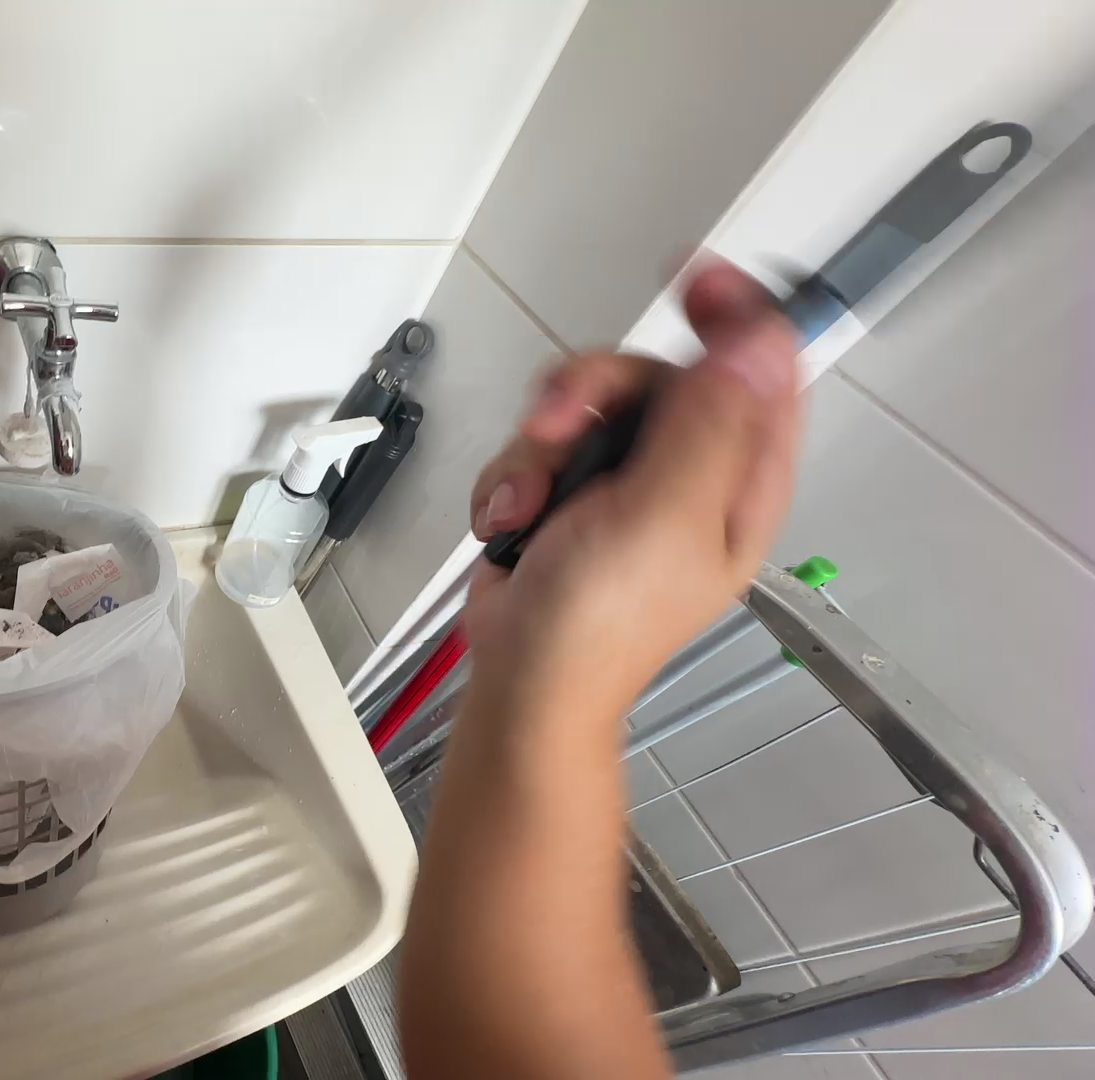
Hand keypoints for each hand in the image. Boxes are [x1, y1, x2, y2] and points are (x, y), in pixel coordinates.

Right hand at [463, 262, 801, 716]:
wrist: (521, 672)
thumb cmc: (599, 615)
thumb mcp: (663, 520)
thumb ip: (705, 430)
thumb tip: (750, 343)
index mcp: (735, 477)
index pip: (755, 373)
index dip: (731, 318)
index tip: (692, 280)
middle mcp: (677, 470)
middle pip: (639, 380)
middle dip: (582, 397)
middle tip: (552, 425)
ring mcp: (611, 483)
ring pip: (570, 414)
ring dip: (530, 457)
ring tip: (522, 513)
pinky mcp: (555, 495)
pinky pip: (526, 452)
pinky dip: (506, 486)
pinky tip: (507, 529)